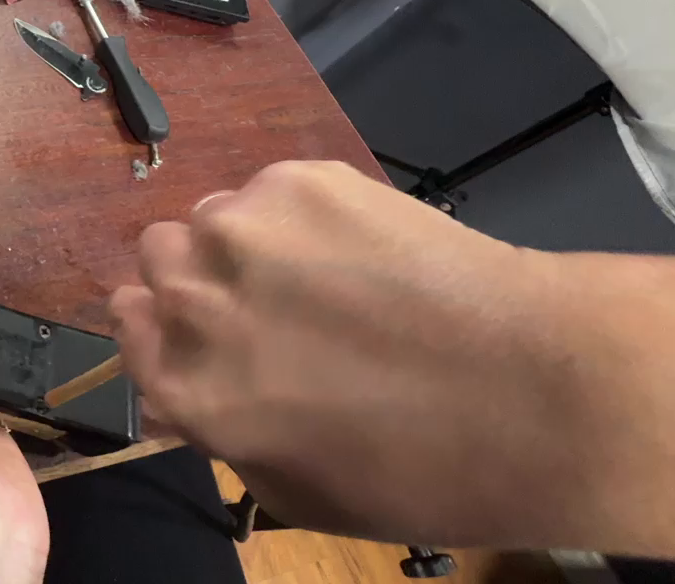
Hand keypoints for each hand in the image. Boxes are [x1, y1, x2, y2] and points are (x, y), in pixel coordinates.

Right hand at [108, 161, 590, 546]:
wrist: (547, 394)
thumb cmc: (423, 469)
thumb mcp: (297, 492)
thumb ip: (216, 431)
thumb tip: (184, 388)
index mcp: (185, 379)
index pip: (127, 317)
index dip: (164, 321)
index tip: (206, 326)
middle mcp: (191, 296)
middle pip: (158, 255)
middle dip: (200, 273)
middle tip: (269, 296)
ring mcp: (239, 229)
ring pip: (215, 216)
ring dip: (250, 240)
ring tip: (328, 270)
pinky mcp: (294, 182)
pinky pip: (273, 189)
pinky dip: (305, 212)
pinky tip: (367, 247)